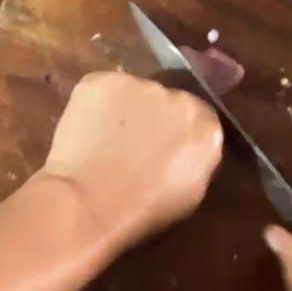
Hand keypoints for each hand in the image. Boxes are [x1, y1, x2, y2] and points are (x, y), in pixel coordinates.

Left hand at [38, 72, 222, 254]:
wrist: (89, 203)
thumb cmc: (143, 211)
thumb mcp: (191, 194)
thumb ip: (196, 159)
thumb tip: (185, 148)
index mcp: (205, 126)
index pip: (198, 119)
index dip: (177, 134)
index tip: (163, 151)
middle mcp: (176, 96)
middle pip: (167, 101)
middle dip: (153, 118)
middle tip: (133, 146)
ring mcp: (137, 84)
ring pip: (133, 94)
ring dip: (124, 111)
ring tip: (105, 140)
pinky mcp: (99, 80)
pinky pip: (101, 90)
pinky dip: (95, 106)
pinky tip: (86, 130)